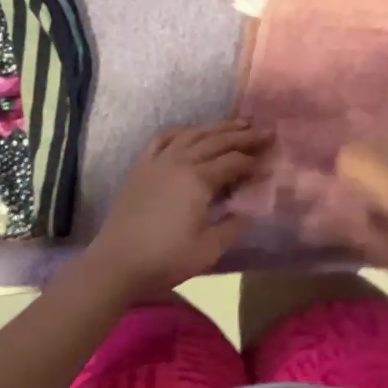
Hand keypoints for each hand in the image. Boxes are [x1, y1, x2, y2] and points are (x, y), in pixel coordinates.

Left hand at [82, 121, 271, 299]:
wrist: (116, 264)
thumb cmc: (165, 259)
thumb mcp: (209, 249)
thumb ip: (232, 226)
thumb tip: (247, 211)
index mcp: (198, 180)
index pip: (233, 162)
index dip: (253, 160)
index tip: (270, 158)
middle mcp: (180, 161)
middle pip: (216, 141)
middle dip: (243, 136)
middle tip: (265, 131)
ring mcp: (157, 161)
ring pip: (192, 134)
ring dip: (216, 127)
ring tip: (237, 124)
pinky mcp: (140, 166)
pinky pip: (163, 138)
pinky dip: (182, 131)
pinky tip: (192, 131)